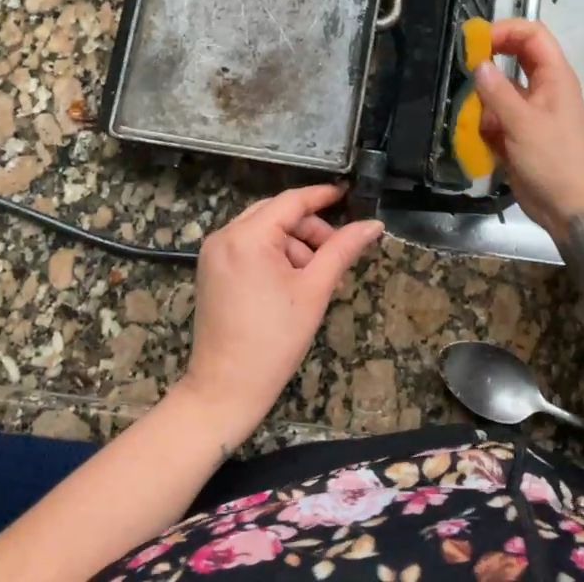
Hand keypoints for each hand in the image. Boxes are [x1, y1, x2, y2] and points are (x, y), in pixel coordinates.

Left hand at [182, 185, 382, 433]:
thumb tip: (373, 225)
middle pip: (276, 214)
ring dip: (293, 245)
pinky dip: (273, 256)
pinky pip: (248, 247)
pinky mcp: (211, 270)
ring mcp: (213, 253)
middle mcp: (224, 236)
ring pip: (263, 231)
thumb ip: (342, 249)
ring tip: (317, 279)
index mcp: (247, 236)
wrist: (226, 388)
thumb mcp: (315, 290)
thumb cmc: (274, 340)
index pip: (291, 202)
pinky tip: (293, 282)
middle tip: (336, 253)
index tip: (348, 194)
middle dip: (309, 230)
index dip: (322, 196)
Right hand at [474, 19, 583, 235]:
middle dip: (489, 61)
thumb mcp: (523, 124)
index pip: (533, 35)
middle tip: (462, 68)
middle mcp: (545, 88)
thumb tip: (477, 64)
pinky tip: (474, 134)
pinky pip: (498, 116)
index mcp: (555, 77)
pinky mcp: (521, 134)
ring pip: (502, 89)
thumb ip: (497, 92)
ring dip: (483, 96)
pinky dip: (484, 121)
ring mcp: (532, 112)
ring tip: (466, 109)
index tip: (476, 41)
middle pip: (516, 58)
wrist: (570, 209)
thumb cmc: (554, 162)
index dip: (506, 30)